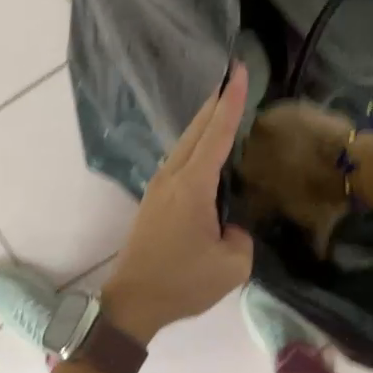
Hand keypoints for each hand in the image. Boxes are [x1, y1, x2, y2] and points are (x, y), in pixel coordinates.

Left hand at [101, 65, 255, 340]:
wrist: (132, 301)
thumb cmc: (182, 283)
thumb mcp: (231, 266)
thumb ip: (240, 237)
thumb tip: (228, 226)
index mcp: (192, 187)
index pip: (216, 135)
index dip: (230, 102)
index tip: (237, 71)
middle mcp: (172, 179)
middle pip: (196, 131)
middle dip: (216, 103)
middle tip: (232, 78)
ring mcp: (158, 189)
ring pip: (184, 145)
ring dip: (204, 125)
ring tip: (223, 108)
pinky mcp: (154, 203)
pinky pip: (179, 162)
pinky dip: (196, 147)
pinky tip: (206, 152)